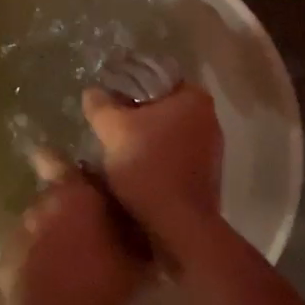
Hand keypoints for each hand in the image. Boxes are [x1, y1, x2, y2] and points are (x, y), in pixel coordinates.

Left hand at [0, 150, 147, 304]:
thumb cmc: (106, 288)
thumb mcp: (136, 258)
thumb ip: (132, 230)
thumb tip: (138, 221)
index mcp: (72, 194)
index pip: (58, 160)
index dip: (65, 167)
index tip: (78, 178)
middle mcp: (40, 204)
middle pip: (51, 197)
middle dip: (66, 209)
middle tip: (88, 232)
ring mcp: (18, 233)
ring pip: (36, 225)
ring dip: (50, 236)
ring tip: (71, 262)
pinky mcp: (4, 263)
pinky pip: (23, 255)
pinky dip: (34, 263)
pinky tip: (51, 283)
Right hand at [81, 83, 222, 250]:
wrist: (179, 228)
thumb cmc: (148, 168)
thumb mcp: (113, 130)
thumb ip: (100, 105)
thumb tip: (92, 92)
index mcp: (194, 98)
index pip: (157, 76)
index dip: (130, 82)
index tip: (108, 93)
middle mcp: (210, 119)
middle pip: (163, 105)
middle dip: (136, 112)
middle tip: (108, 119)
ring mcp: (212, 151)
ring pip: (169, 133)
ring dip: (146, 137)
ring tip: (116, 145)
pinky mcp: (206, 177)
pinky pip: (175, 156)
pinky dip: (156, 157)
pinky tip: (134, 168)